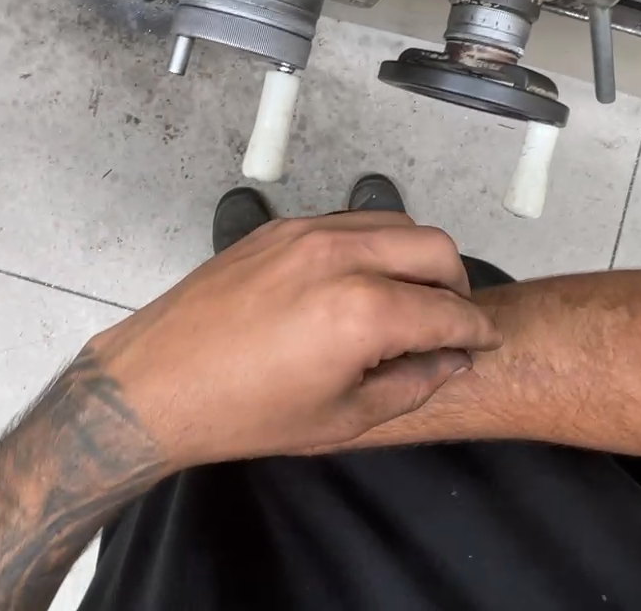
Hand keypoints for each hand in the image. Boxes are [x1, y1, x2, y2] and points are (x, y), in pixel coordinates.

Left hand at [84, 211, 502, 469]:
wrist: (159, 379)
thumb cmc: (248, 414)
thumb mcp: (341, 419)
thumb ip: (411, 384)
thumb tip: (452, 358)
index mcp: (362, 312)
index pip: (447, 310)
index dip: (475, 330)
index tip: (482, 342)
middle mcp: (341, 255)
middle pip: (433, 245)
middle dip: (455, 283)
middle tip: (447, 320)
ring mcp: (308, 230)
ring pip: (393, 221)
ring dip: (415, 256)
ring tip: (405, 297)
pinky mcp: (281, 224)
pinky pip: (349, 221)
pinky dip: (373, 244)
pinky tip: (357, 280)